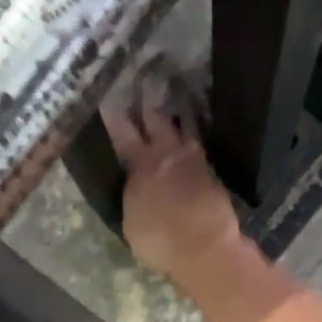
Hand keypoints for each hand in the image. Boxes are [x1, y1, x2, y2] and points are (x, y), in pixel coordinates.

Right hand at [104, 75, 247, 279]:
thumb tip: (135, 186)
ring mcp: (191, 159)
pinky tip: (195, 119)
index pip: (122, 133)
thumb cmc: (160, 243)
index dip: (114, 114)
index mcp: (138, 168)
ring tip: (175, 87)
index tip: (109, 95)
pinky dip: (196, 126)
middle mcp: (164, 155)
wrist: (204, 247)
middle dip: (148, 97)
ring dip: (177, 106)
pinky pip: (200, 139)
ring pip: (182, 124)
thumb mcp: (132, 224)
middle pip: (154, 119)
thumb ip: (133, 198)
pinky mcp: (212, 169)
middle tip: (147, 75)